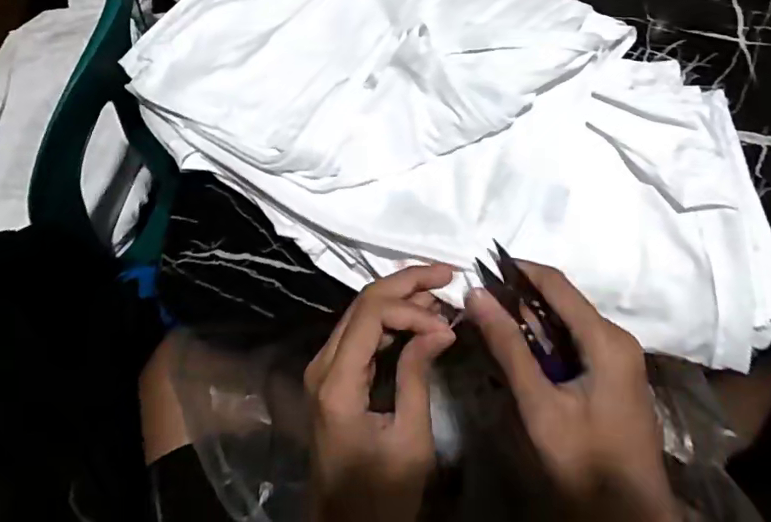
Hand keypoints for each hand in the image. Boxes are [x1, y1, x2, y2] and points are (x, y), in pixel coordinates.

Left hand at [304, 264, 457, 521]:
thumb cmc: (380, 496)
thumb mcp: (410, 440)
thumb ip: (418, 374)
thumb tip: (441, 326)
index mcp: (336, 382)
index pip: (371, 313)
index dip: (412, 307)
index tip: (447, 325)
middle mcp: (323, 365)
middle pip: (364, 302)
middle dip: (407, 283)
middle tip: (448, 273)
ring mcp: (325, 369)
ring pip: (362, 311)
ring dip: (401, 297)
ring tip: (441, 293)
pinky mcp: (334, 376)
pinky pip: (362, 332)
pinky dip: (393, 318)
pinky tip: (421, 317)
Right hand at [467, 262, 678, 521]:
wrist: (631, 519)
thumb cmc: (586, 461)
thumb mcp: (540, 406)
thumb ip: (509, 347)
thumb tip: (478, 295)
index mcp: (606, 339)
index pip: (557, 284)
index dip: (520, 270)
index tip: (485, 264)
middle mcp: (617, 338)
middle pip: (563, 302)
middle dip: (521, 296)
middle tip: (482, 297)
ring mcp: (619, 357)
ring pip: (568, 323)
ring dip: (532, 319)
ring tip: (493, 316)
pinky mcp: (615, 375)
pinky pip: (577, 342)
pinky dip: (548, 339)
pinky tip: (521, 348)